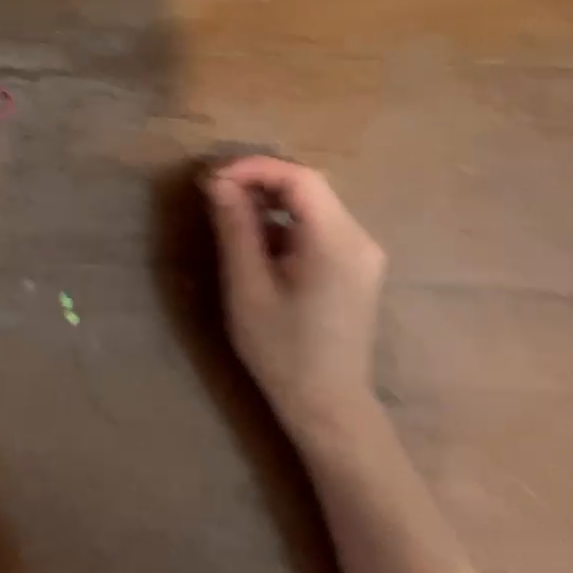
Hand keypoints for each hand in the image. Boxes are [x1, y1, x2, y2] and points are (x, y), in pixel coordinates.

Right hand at [202, 155, 386, 441]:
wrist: (327, 404)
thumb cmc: (282, 348)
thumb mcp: (247, 285)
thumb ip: (235, 227)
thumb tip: (217, 181)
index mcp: (337, 242)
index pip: (300, 177)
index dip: (253, 167)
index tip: (210, 179)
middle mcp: (359, 240)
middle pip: (308, 186)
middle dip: (257, 180)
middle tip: (212, 191)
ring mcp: (361, 254)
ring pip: (312, 203)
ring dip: (268, 198)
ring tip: (225, 212)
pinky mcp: (354, 266)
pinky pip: (317, 224)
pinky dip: (282, 219)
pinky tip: (253, 238)